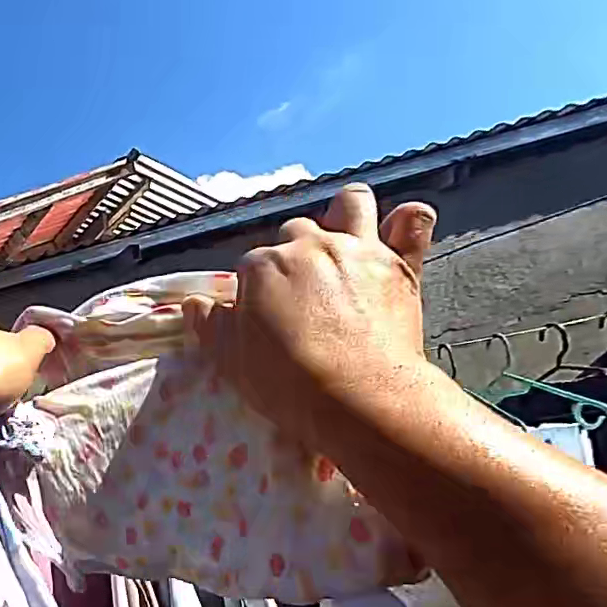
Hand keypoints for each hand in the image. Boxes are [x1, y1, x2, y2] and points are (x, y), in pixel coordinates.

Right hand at [185, 183, 436, 446]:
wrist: (357, 402)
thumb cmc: (289, 385)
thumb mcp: (232, 361)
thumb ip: (211, 326)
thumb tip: (195, 305)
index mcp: (263, 267)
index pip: (250, 266)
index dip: (254, 292)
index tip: (262, 317)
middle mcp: (309, 246)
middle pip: (295, 234)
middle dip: (292, 256)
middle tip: (298, 295)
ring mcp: (357, 250)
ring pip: (350, 204)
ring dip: (343, 216)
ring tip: (340, 244)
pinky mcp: (399, 265)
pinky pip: (412, 220)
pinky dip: (405, 223)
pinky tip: (397, 233)